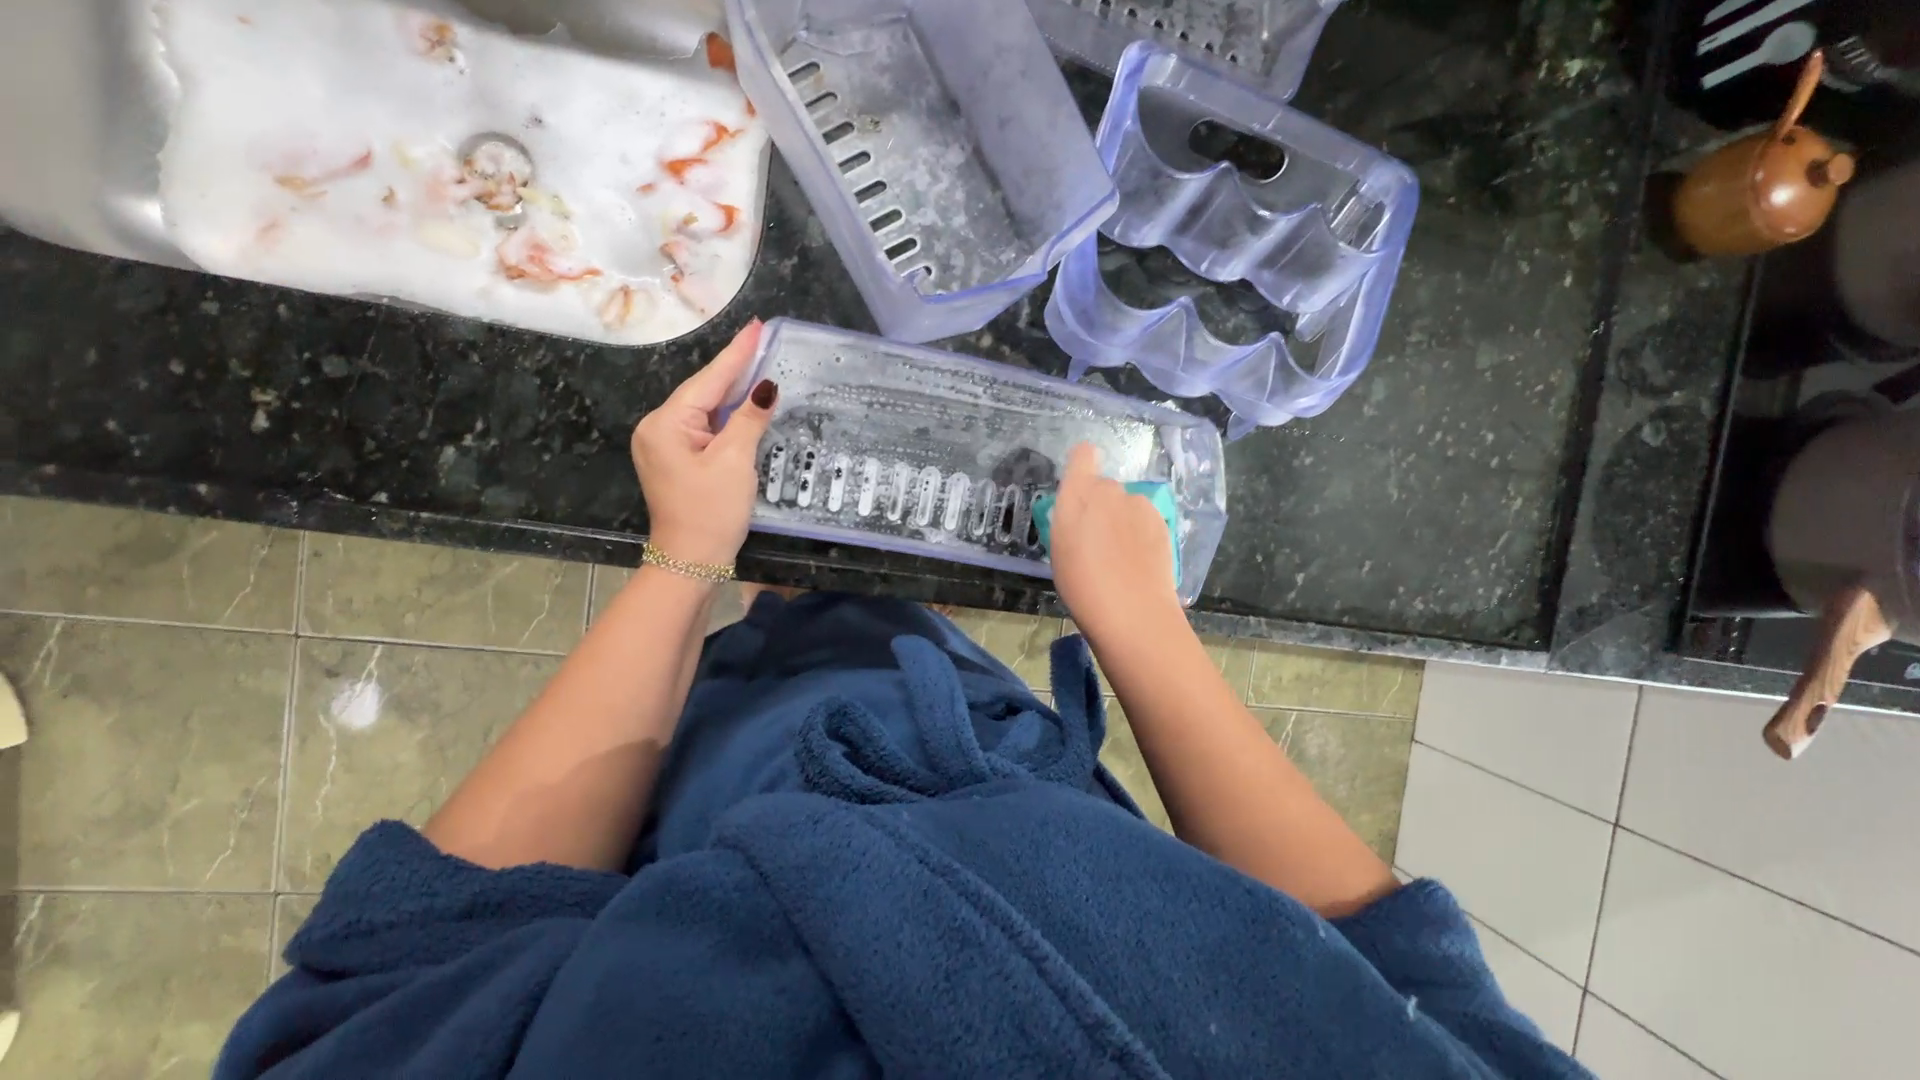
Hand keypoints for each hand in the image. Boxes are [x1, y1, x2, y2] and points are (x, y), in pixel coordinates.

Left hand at [630, 319, 776, 566]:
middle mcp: (657, 427)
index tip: (756, 326)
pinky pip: (702, 427)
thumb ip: (749, 418)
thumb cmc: (711, 513)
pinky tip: (743, 402)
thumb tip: (766, 386)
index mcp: (666, 424)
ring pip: (703, 409)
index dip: (736, 354)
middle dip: (734, 368)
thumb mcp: (735, 462)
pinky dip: (724, 415)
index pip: (709, 380)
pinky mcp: (675, 459)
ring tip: (758, 362)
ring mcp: (663, 444)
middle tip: (761, 338)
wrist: (690, 562)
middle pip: (703, 391)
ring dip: (731, 390)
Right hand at [1048, 443, 1182, 640]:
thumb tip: (1081, 512)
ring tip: (1119, 557)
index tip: (1080, 486)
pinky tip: (1138, 561)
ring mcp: (1139, 505)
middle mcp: (1109, 491)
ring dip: (1122, 520)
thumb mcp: (1059, 551)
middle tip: (1095, 541)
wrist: (1132, 611)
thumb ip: (1069, 520)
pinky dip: (1141, 533)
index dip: (1082, 464)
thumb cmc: (1082, 585)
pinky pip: (1145, 520)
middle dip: (1100, 505)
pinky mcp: (1162, 521)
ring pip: (1127, 505)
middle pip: (1104, 487)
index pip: (1083, 456)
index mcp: (1077, 495)